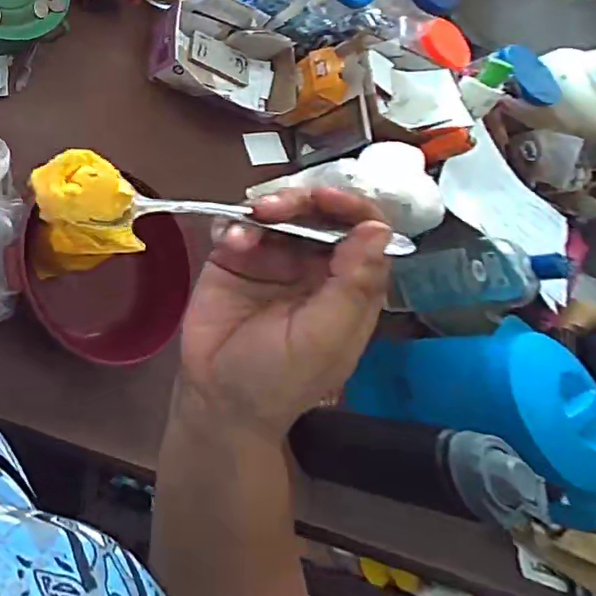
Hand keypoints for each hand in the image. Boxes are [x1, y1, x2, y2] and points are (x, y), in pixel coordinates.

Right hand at [177, 188, 394, 443]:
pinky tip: (229, 240)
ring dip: (265, 208)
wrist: (219, 397)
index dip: (350, 208)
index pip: (362, 233)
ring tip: (251, 218)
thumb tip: (377, 230)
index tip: (325, 197)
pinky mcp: (230, 259)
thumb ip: (352, 285)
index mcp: (346, 286)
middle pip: (315, 215)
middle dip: (299, 201)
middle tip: (274, 207)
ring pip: (275, 214)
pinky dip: (233, 224)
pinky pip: (235, 226)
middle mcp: (311, 266)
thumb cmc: (281, 378)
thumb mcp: (325, 337)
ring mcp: (269, 261)